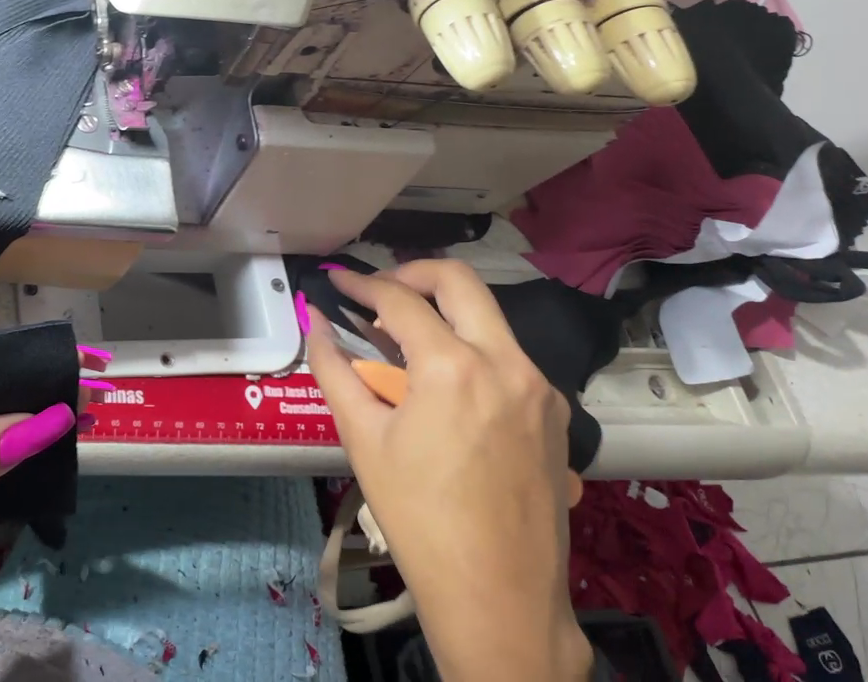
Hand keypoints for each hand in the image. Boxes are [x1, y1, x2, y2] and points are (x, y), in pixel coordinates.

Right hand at [305, 262, 591, 680]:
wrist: (497, 593)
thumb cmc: (417, 515)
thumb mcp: (362, 437)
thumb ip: (333, 367)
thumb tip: (313, 320)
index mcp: (453, 367)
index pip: (400, 299)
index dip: (360, 283)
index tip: (336, 281)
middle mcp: (507, 363)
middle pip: (460, 281)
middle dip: (411, 273)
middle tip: (376, 291)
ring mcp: (540, 388)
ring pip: (489, 318)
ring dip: (443, 312)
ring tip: (401, 341)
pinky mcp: (555, 414)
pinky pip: (508, 357)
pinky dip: (470, 349)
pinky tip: (442, 384)